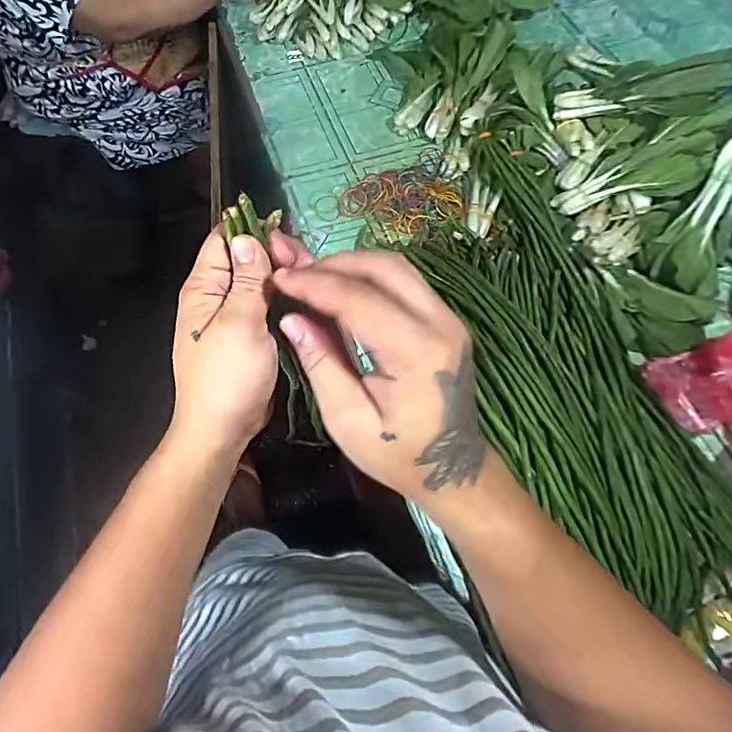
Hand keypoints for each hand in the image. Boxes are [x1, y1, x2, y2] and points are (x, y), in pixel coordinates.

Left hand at [168, 225, 313, 459]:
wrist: (222, 430)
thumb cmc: (227, 378)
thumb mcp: (240, 323)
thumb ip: (246, 279)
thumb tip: (247, 236)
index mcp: (204, 288)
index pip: (225, 239)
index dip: (256, 233)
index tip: (288, 244)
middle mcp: (216, 295)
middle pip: (247, 257)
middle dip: (277, 255)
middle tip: (310, 267)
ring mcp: (234, 315)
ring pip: (261, 280)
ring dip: (285, 277)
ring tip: (315, 282)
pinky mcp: (251, 332)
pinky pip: (268, 304)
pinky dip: (286, 298)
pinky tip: (309, 300)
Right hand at [272, 252, 493, 507]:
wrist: (453, 468)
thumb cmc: (398, 454)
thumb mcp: (348, 420)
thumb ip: (321, 364)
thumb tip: (292, 318)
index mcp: (417, 353)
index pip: (360, 299)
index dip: (315, 284)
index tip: (279, 279)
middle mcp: (441, 325)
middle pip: (386, 268)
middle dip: (335, 264)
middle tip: (297, 275)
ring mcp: (449, 319)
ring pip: (399, 269)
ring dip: (354, 266)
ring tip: (315, 279)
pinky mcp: (447, 320)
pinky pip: (407, 283)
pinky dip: (372, 278)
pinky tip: (343, 289)